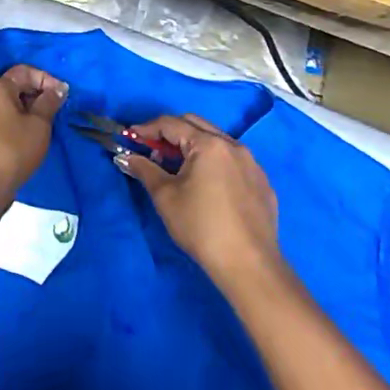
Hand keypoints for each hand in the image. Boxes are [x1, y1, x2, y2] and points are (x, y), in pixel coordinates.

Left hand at [0, 65, 67, 200]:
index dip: (46, 78)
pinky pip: (4, 117)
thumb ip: (49, 101)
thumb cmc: (16, 147)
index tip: (63, 94)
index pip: (24, 71)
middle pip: (15, 85)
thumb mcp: (39, 123)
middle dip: (39, 93)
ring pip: (10, 103)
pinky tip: (32, 135)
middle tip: (57, 108)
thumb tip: (58, 88)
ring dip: (31, 108)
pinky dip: (20, 120)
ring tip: (48, 122)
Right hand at [115, 114, 284, 292]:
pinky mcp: (263, 184)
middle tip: (152, 149)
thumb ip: (144, 169)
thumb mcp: (164, 195)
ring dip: (192, 146)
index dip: (146, 128)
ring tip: (177, 167)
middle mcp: (234, 147)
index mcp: (208, 145)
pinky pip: (233, 161)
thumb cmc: (200, 225)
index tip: (130, 137)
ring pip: (216, 142)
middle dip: (170, 132)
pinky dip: (213, 162)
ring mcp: (253, 165)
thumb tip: (126, 157)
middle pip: (195, 125)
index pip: (171, 124)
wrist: (248, 265)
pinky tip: (206, 185)